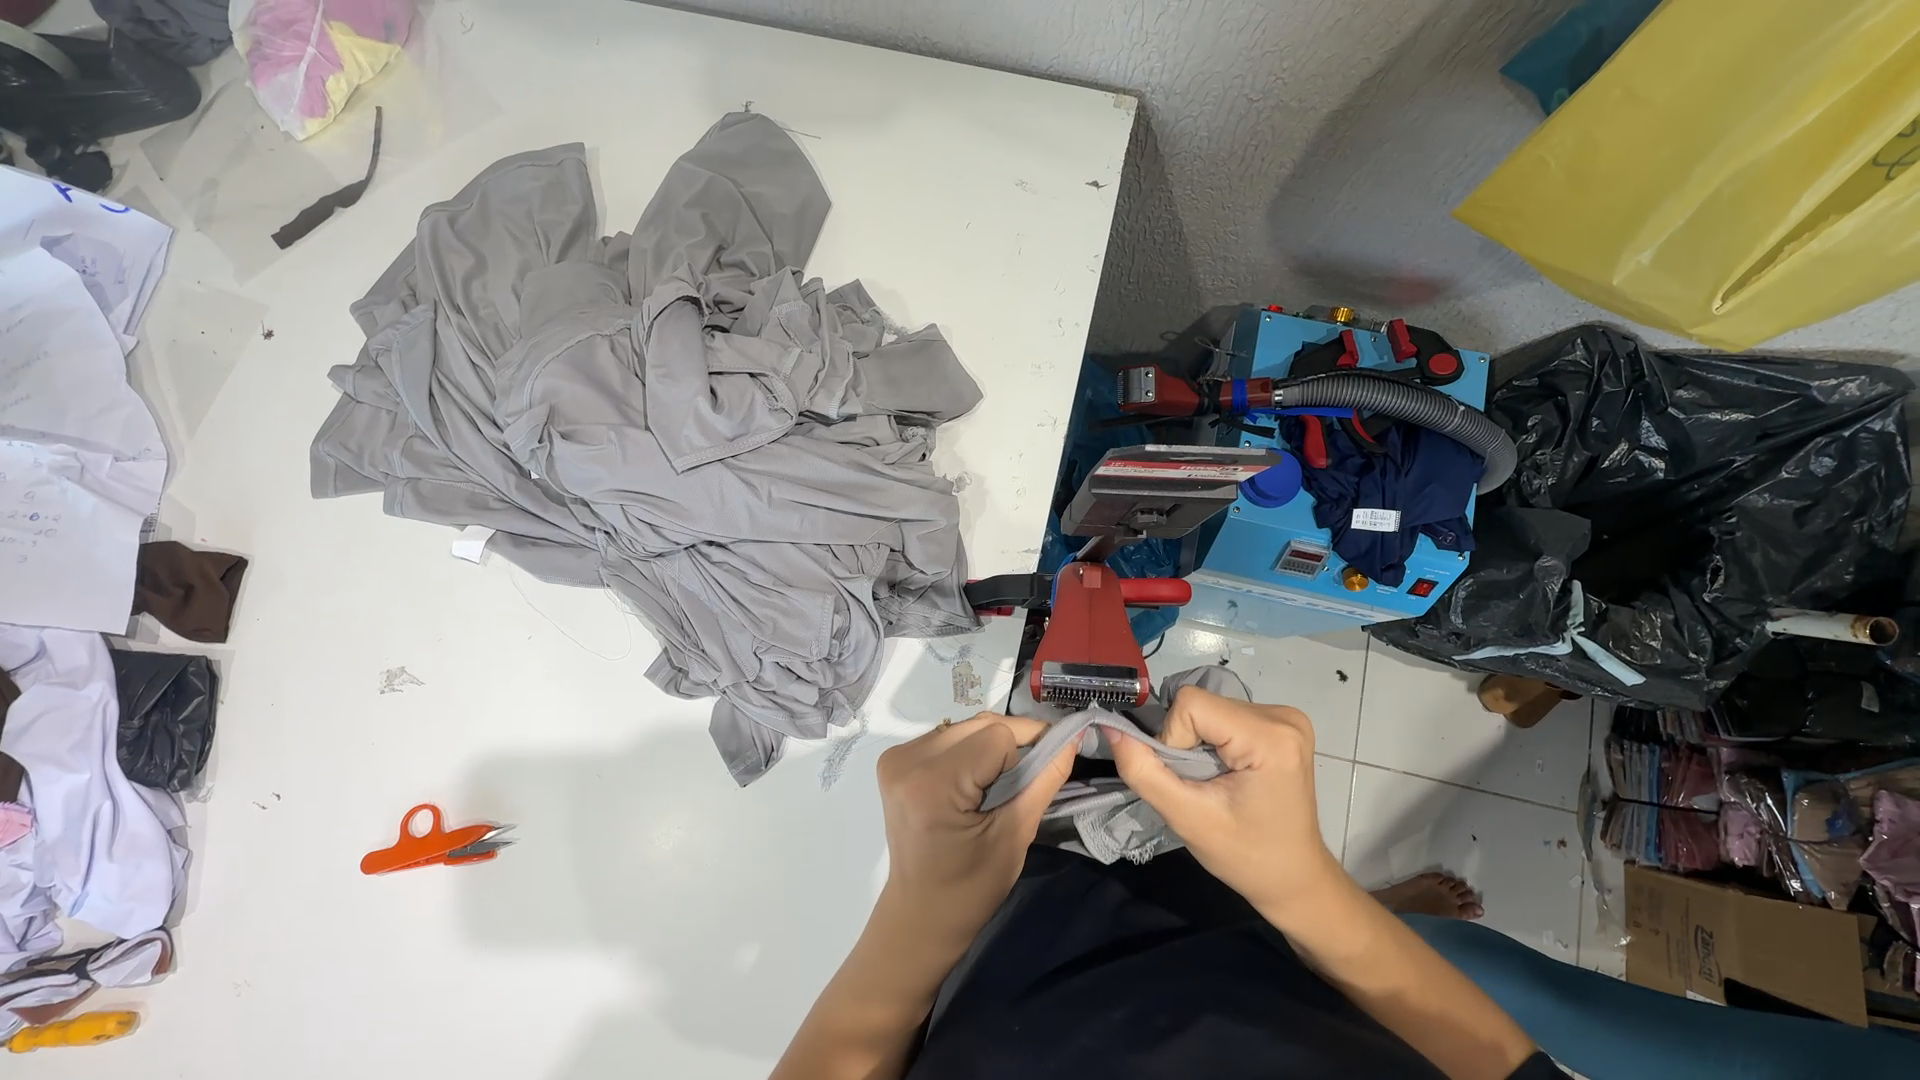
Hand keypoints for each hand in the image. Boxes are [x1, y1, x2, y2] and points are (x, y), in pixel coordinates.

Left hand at [875, 713, 1076, 934]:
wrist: (920, 913)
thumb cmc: (970, 887)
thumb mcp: (1015, 834)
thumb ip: (1044, 779)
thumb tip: (1073, 737)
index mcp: (934, 784)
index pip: (999, 736)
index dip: (1027, 753)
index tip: (1036, 781)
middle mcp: (908, 761)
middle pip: (980, 724)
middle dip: (1011, 744)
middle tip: (1024, 781)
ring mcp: (897, 758)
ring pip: (965, 726)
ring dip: (989, 745)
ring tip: (996, 786)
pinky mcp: (892, 760)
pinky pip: (946, 736)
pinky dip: (967, 750)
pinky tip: (970, 782)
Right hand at [1109, 687, 1343, 920]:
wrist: (1294, 878)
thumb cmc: (1245, 856)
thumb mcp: (1186, 818)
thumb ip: (1143, 771)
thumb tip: (1110, 727)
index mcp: (1270, 737)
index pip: (1191, 704)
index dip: (1174, 739)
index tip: (1189, 780)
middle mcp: (1283, 716)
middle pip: (1200, 704)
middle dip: (1186, 742)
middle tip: (1202, 784)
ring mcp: (1285, 717)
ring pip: (1208, 707)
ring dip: (1198, 742)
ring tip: (1216, 781)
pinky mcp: (1281, 723)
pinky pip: (1223, 714)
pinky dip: (1212, 740)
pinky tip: (1228, 772)